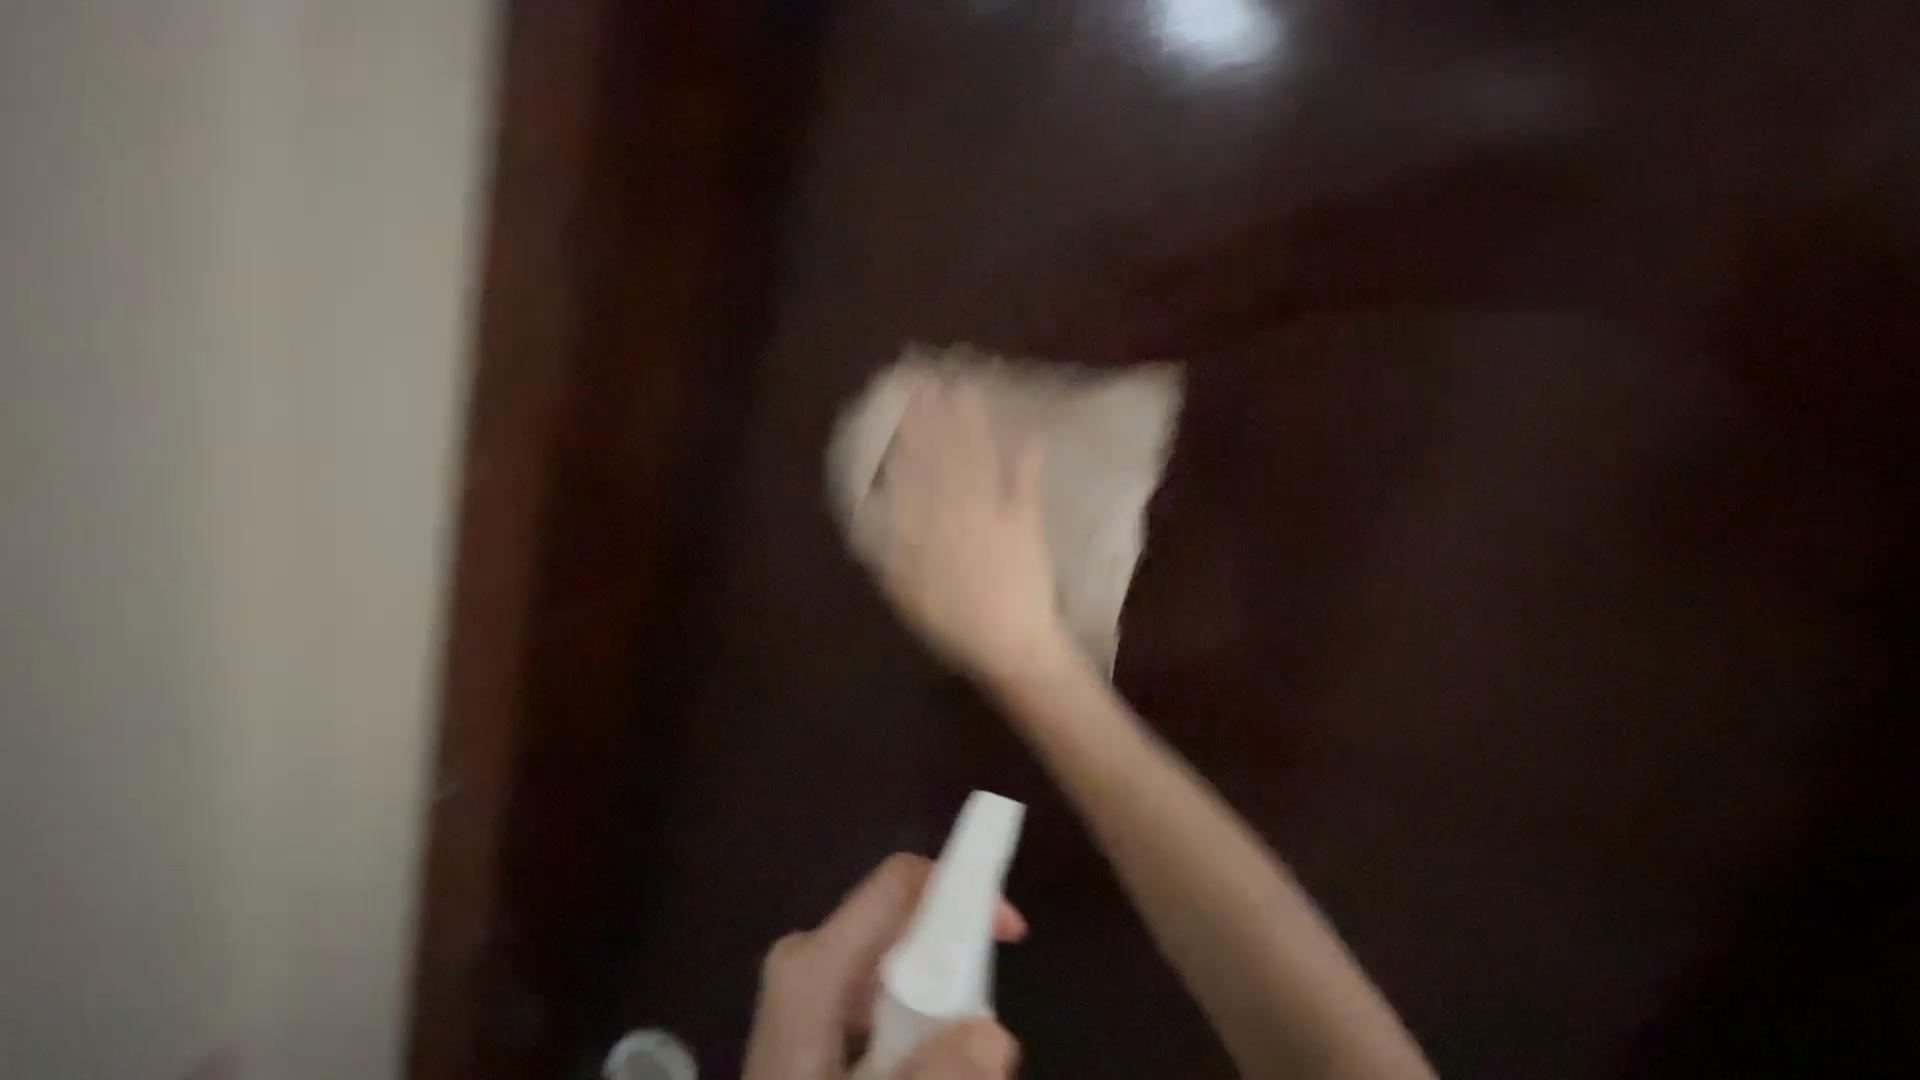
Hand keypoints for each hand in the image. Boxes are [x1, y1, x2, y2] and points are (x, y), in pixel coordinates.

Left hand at [744, 853, 1026, 1079]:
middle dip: (956, 955)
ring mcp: (804, 981)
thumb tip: (996, 1036)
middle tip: (990, 1017)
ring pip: (894, 957)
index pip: (898, 883)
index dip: (961, 890)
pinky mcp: (808, 1009)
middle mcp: (806, 954)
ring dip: (939, 994)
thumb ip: (933, 1073)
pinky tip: (919, 1060)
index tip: (1011, 933)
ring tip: (960, 1051)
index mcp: (814, 963)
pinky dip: (914, 1013)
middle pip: (901, 920)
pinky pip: (878, 986)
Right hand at [852, 378, 1071, 682]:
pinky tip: (1027, 433)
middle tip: (930, 379)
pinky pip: (1024, 486)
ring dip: (970, 425)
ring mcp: (994, 515)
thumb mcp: (906, 587)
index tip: (905, 401)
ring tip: (963, 390)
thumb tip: (881, 499)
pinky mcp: (1026, 524)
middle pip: (944, 457)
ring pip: (976, 462)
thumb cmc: (950, 623)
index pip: (914, 470)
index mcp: (925, 527)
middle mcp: (957, 512)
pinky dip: (1025, 461)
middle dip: (936, 417)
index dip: (910, 433)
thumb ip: (893, 544)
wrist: (1007, 643)